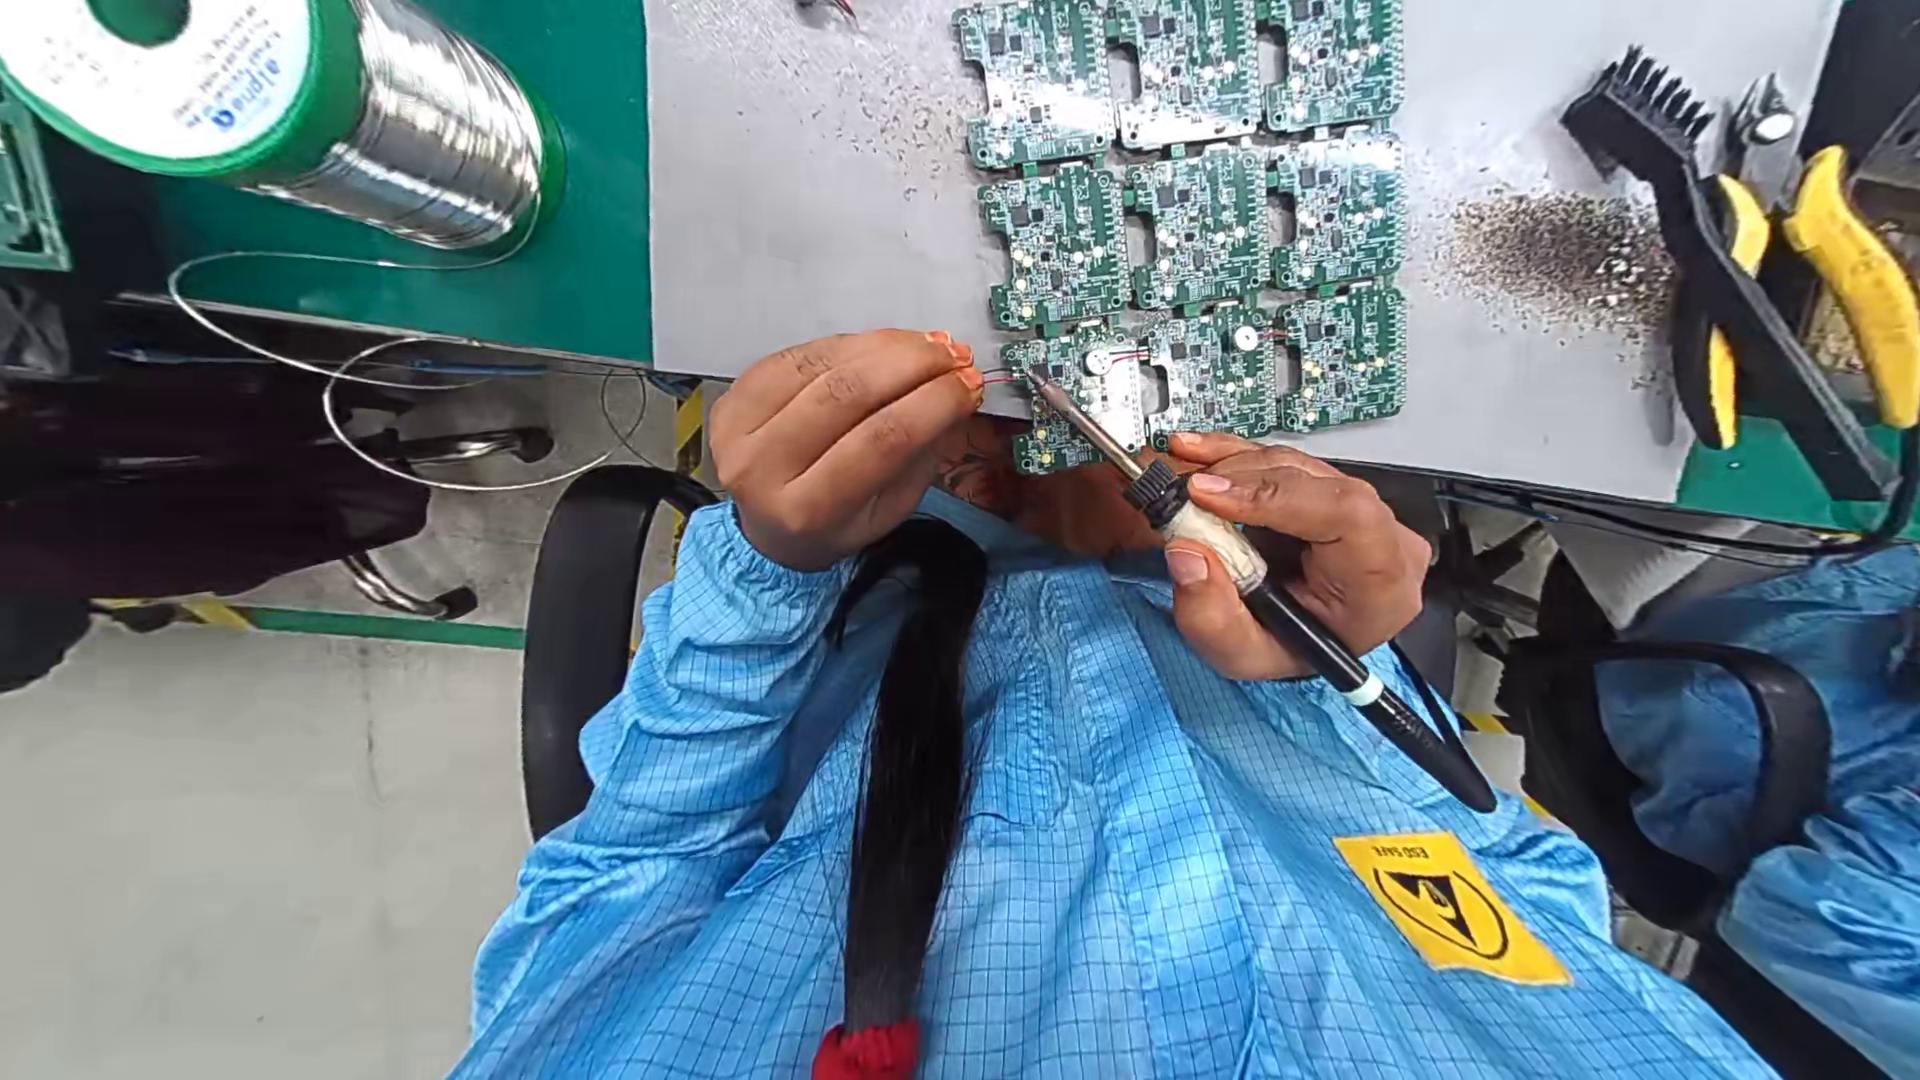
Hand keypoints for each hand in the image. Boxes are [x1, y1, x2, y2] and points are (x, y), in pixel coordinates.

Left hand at [710, 330, 983, 569]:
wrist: (768, 531)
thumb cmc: (837, 526)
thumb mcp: (888, 510)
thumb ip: (922, 455)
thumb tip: (958, 392)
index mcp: (809, 511)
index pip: (881, 441)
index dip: (934, 403)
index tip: (971, 382)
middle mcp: (762, 468)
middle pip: (847, 394)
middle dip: (912, 364)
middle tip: (954, 353)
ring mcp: (736, 429)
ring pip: (821, 366)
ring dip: (884, 345)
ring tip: (927, 343)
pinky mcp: (730, 397)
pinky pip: (797, 354)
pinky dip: (848, 343)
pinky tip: (883, 344)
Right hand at [1162, 433, 1431, 679]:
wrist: (1289, 640)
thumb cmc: (1279, 649)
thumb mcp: (1239, 654)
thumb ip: (1211, 615)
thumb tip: (1187, 552)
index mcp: (1380, 584)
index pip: (1345, 514)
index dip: (1273, 494)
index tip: (1208, 495)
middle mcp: (1381, 537)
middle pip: (1314, 480)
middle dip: (1239, 479)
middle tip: (1182, 493)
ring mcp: (1355, 507)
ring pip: (1291, 463)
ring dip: (1228, 465)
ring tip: (1179, 480)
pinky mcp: (1323, 489)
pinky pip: (1278, 458)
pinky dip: (1230, 454)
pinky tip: (1195, 451)